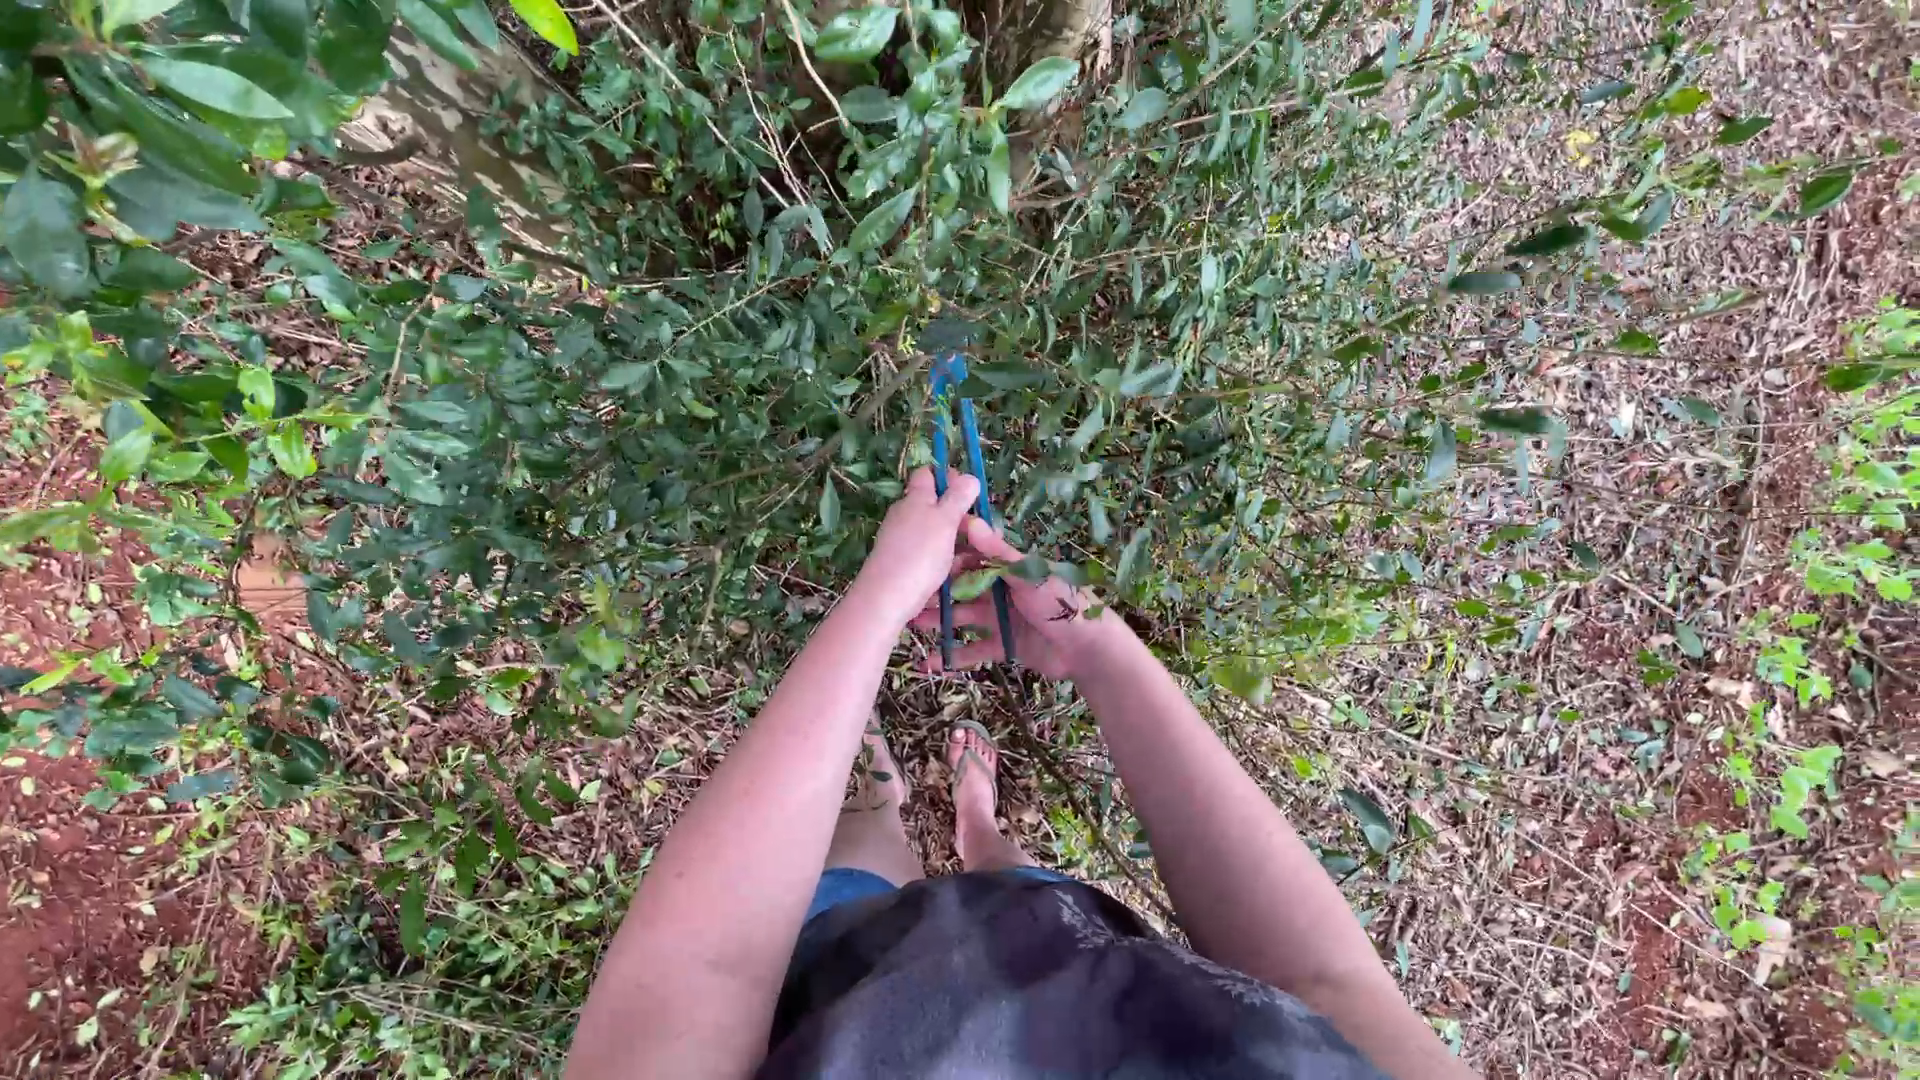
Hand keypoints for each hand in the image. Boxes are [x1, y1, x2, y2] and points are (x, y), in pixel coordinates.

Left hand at [851, 466, 980, 625]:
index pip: (928, 474)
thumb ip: (957, 497)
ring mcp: (903, 539)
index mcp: (915, 498)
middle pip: (936, 505)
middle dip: (960, 514)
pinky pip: (931, 553)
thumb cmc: (919, 553)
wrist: (887, 598)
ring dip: (958, 539)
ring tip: (980, 553)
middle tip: (984, 528)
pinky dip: (947, 558)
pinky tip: (960, 571)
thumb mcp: (944, 520)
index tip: (971, 491)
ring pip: (936, 532)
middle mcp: (906, 514)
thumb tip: (969, 476)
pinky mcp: (905, 562)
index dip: (949, 477)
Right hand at [910, 517, 1133, 679]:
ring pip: (961, 617)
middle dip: (934, 592)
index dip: (945, 556)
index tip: (917, 556)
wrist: (1088, 648)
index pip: (971, 555)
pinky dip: (952, 656)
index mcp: (1007, 568)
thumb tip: (968, 521)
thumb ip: (997, 553)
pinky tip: (928, 663)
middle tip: (906, 595)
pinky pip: (972, 650)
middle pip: (960, 588)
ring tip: (910, 624)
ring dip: (937, 620)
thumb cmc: (1060, 603)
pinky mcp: (1002, 644)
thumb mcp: (1028, 574)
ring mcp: (1000, 618)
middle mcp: (1000, 590)